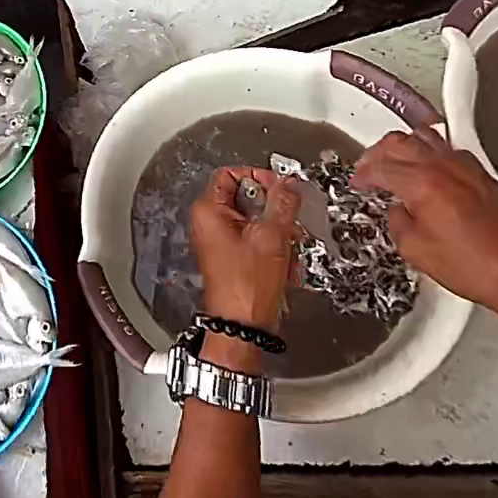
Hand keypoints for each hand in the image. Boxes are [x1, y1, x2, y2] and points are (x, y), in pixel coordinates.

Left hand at [189, 166, 298, 330]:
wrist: (243, 322)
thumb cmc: (247, 284)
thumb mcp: (271, 236)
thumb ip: (281, 204)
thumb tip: (288, 183)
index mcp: (208, 210)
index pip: (229, 175)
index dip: (256, 177)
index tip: (280, 188)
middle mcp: (209, 222)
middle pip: (247, 198)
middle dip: (274, 212)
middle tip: (289, 225)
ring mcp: (220, 238)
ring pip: (257, 221)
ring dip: (279, 234)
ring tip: (287, 252)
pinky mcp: (233, 254)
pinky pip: (258, 240)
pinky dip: (275, 249)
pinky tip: (283, 266)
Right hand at [352, 128, 497, 316]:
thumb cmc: (475, 267)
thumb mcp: (413, 248)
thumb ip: (396, 220)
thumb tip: (397, 210)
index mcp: (422, 185)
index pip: (379, 166)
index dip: (362, 175)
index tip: (358, 183)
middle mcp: (446, 170)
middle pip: (400, 142)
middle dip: (377, 154)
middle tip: (368, 168)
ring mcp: (469, 171)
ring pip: (427, 137)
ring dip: (404, 146)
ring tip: (394, 161)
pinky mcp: (486, 178)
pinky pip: (452, 151)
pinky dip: (432, 153)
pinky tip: (428, 167)